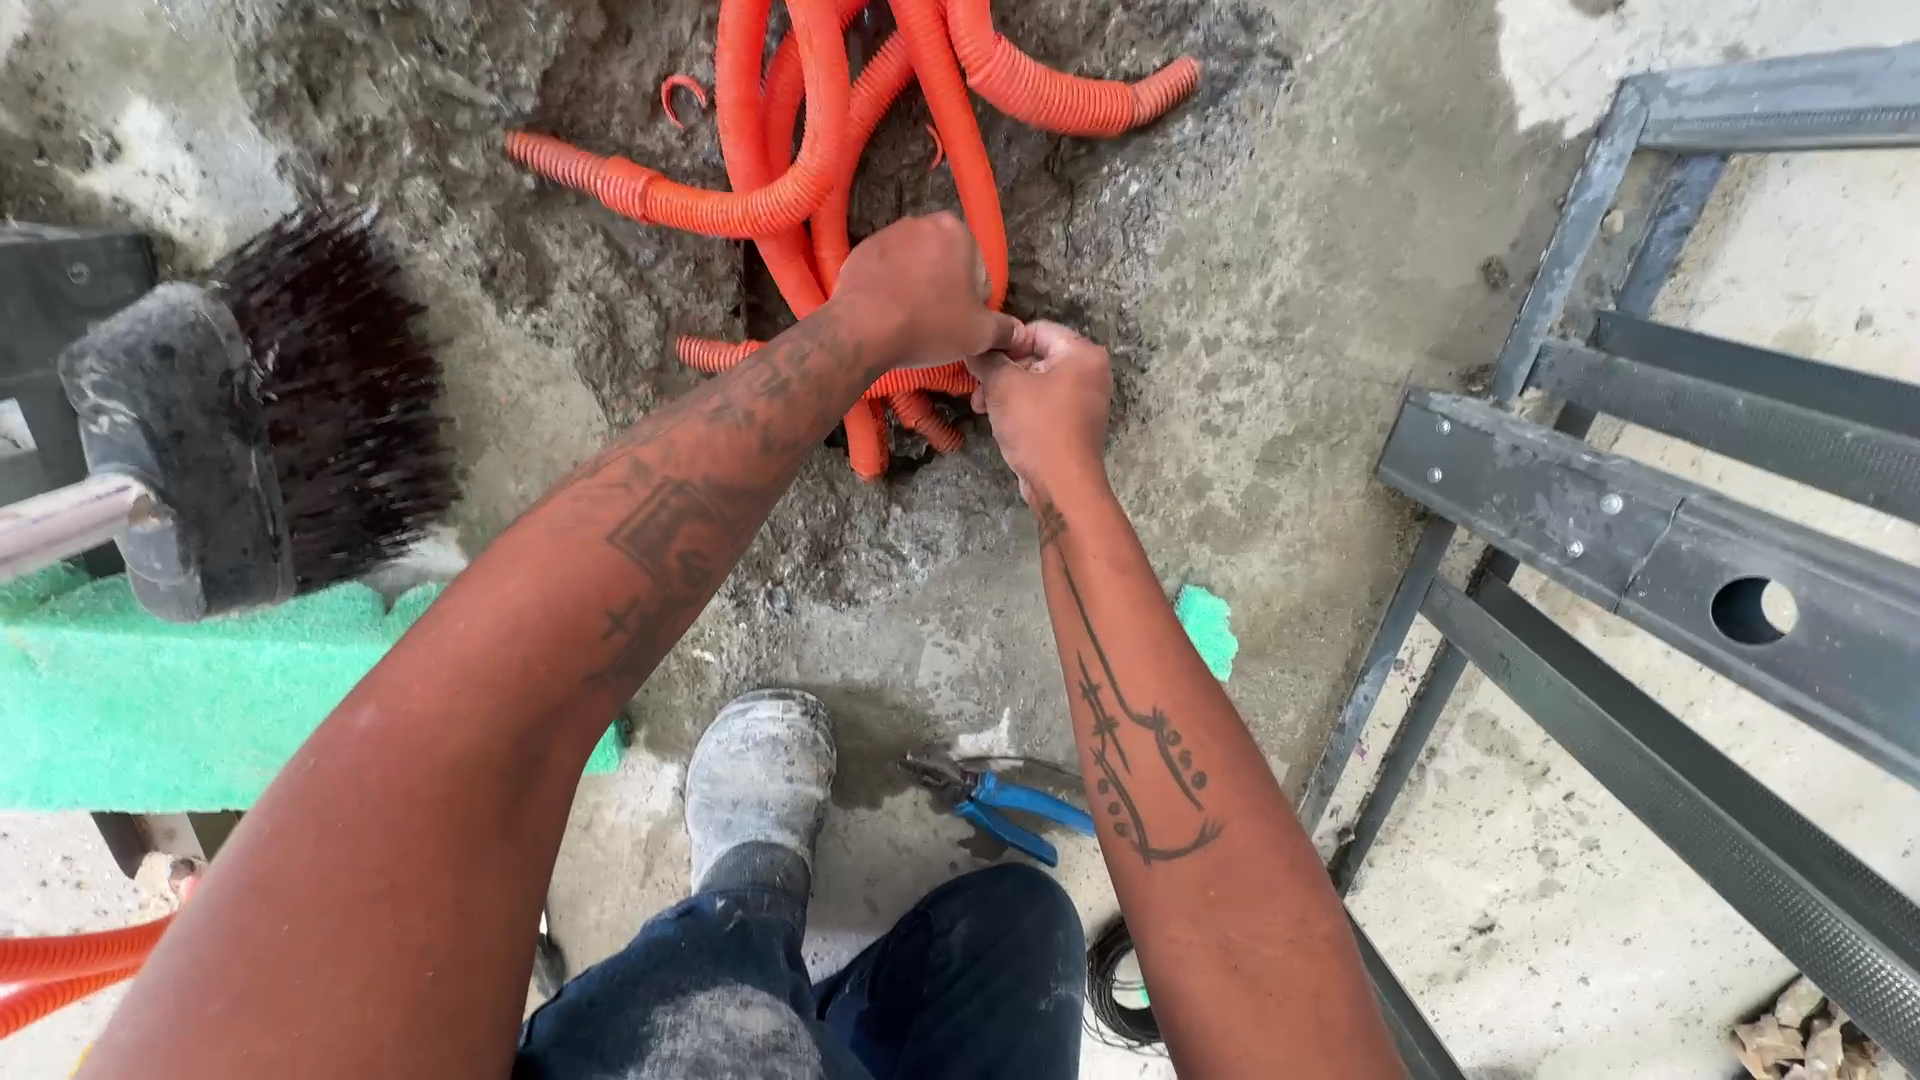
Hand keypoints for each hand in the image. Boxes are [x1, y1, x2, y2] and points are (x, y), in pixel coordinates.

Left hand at [830, 213, 1019, 368]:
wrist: (863, 330)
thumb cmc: (930, 326)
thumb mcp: (978, 334)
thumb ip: (1004, 330)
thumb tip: (1019, 333)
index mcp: (958, 232)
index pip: (978, 272)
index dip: (973, 303)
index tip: (959, 324)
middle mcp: (922, 222)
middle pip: (945, 263)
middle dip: (944, 290)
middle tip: (936, 324)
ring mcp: (887, 234)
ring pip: (914, 266)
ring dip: (917, 287)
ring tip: (909, 320)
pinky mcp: (861, 251)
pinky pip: (885, 272)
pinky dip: (889, 288)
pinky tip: (887, 314)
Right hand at [964, 321, 1112, 502]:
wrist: (1062, 485)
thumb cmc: (1037, 428)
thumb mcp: (1004, 386)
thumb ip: (986, 360)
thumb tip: (973, 347)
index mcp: (1081, 353)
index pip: (1035, 330)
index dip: (1003, 342)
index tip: (979, 361)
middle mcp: (1090, 372)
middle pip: (1036, 356)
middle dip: (1002, 371)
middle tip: (976, 390)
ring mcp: (1085, 400)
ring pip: (1036, 382)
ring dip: (1006, 392)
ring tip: (982, 408)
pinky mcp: (1076, 424)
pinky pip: (1044, 404)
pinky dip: (1021, 408)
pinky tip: (1000, 422)